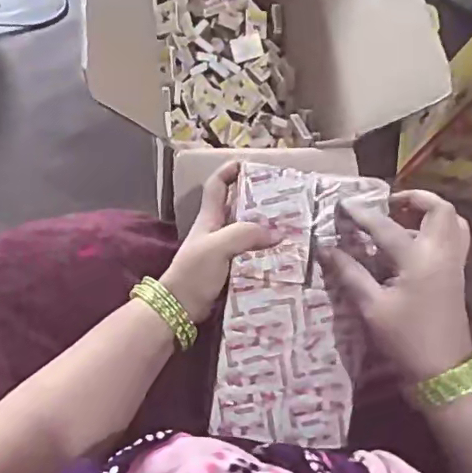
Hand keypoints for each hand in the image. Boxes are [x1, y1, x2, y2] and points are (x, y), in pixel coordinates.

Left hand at [158, 162, 279, 320]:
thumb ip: (245, 234)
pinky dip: (265, 256)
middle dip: (259, 203)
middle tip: (286, 201)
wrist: (179, 307)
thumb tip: (277, 233)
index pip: (217, 186)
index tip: (248, 165)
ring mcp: (222, 253)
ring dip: (266, 232)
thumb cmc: (193, 272)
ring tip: (292, 229)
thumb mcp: (218, 246)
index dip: (229, 171)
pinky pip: (251, 258)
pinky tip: (282, 258)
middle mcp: (216, 232)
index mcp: (209, 219)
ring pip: (247, 235)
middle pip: (238, 209)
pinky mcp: (228, 272)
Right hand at [325, 189, 471, 382]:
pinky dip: (437, 229)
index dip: (361, 214)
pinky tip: (413, 243)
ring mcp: (454, 263)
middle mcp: (442, 252)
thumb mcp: (371, 307)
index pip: (385, 226)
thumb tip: (327, 249)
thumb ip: (350, 273)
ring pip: (452, 221)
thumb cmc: (404, 338)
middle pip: (439, 209)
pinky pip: (455, 238)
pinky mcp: (457, 274)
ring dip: (428, 212)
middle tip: (387, 203)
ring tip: (401, 218)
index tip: (342, 205)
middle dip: (414, 198)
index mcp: (418, 258)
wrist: (443, 369)